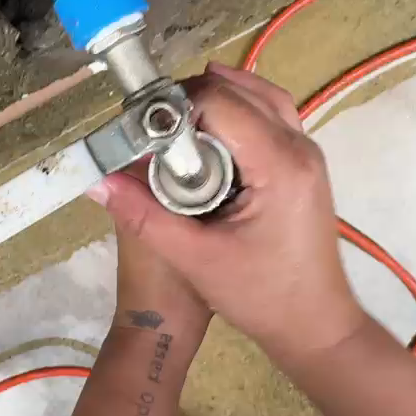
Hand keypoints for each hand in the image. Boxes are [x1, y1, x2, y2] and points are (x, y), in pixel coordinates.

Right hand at [87, 63, 373, 365]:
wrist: (316, 324)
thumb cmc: (261, 297)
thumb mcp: (195, 260)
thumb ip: (145, 217)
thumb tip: (99, 181)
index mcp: (279, 164)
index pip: (221, 102)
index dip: (175, 107)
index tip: (142, 130)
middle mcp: (299, 147)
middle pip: (240, 90)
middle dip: (191, 100)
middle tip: (151, 128)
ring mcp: (308, 152)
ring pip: (260, 96)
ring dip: (217, 99)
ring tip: (174, 123)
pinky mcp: (305, 164)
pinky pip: (271, 115)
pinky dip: (238, 111)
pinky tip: (209, 133)